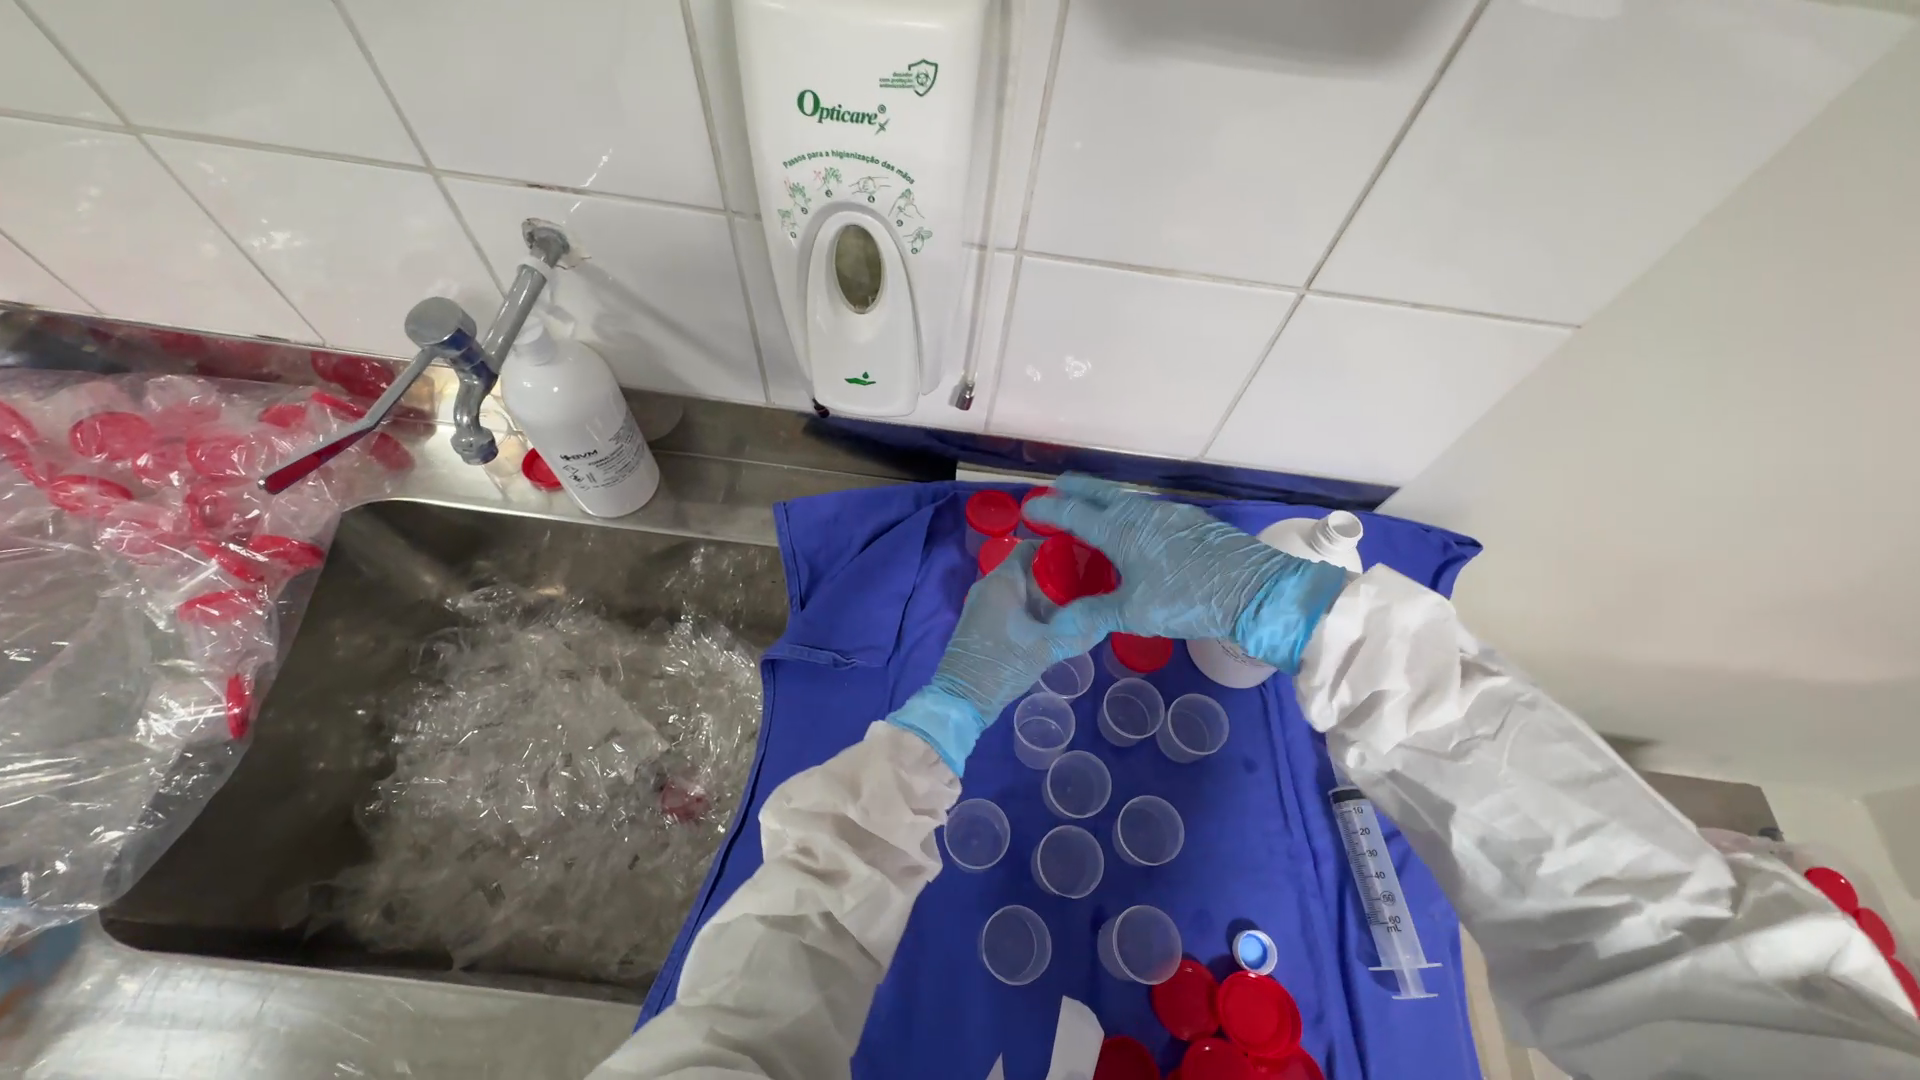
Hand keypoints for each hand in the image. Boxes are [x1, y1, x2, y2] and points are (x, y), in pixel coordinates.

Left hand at [886, 541, 1107, 775]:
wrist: (962, 698)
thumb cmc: (1002, 665)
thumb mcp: (1047, 647)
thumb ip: (1080, 629)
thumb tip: (1108, 617)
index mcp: (1002, 580)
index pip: (1032, 547)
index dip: (1060, 549)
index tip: (1086, 559)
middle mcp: (989, 584)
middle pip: (1029, 568)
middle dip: (1058, 575)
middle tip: (1089, 585)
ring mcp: (983, 603)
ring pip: (1021, 588)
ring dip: (1046, 594)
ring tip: (1078, 604)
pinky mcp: (982, 621)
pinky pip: (1012, 603)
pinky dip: (1032, 608)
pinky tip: (1054, 623)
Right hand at [1024, 474, 1349, 671]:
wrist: (1256, 590)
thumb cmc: (1189, 599)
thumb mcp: (1135, 614)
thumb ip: (1093, 614)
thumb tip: (1057, 626)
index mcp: (1120, 530)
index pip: (1074, 514)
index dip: (1048, 510)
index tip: (1029, 507)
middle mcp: (1141, 513)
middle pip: (1100, 493)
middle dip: (1075, 490)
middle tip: (1057, 488)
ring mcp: (1169, 514)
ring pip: (1126, 499)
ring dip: (1103, 499)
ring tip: (1091, 506)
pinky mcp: (1191, 521)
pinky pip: (1147, 508)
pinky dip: (1128, 510)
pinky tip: (1135, 525)